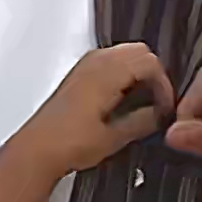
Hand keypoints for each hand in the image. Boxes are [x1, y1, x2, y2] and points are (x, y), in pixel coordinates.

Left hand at [0, 44, 173, 201]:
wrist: (36, 149)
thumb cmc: (68, 142)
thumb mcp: (115, 137)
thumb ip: (143, 121)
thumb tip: (160, 114)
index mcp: (108, 71)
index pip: (150, 63)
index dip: (164, 85)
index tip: (165, 107)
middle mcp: (97, 60)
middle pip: (140, 52)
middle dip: (154, 75)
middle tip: (158, 103)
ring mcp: (87, 63)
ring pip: (126, 53)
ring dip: (139, 72)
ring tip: (143, 102)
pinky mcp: (80, 72)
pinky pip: (111, 59)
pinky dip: (125, 72)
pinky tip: (123, 99)